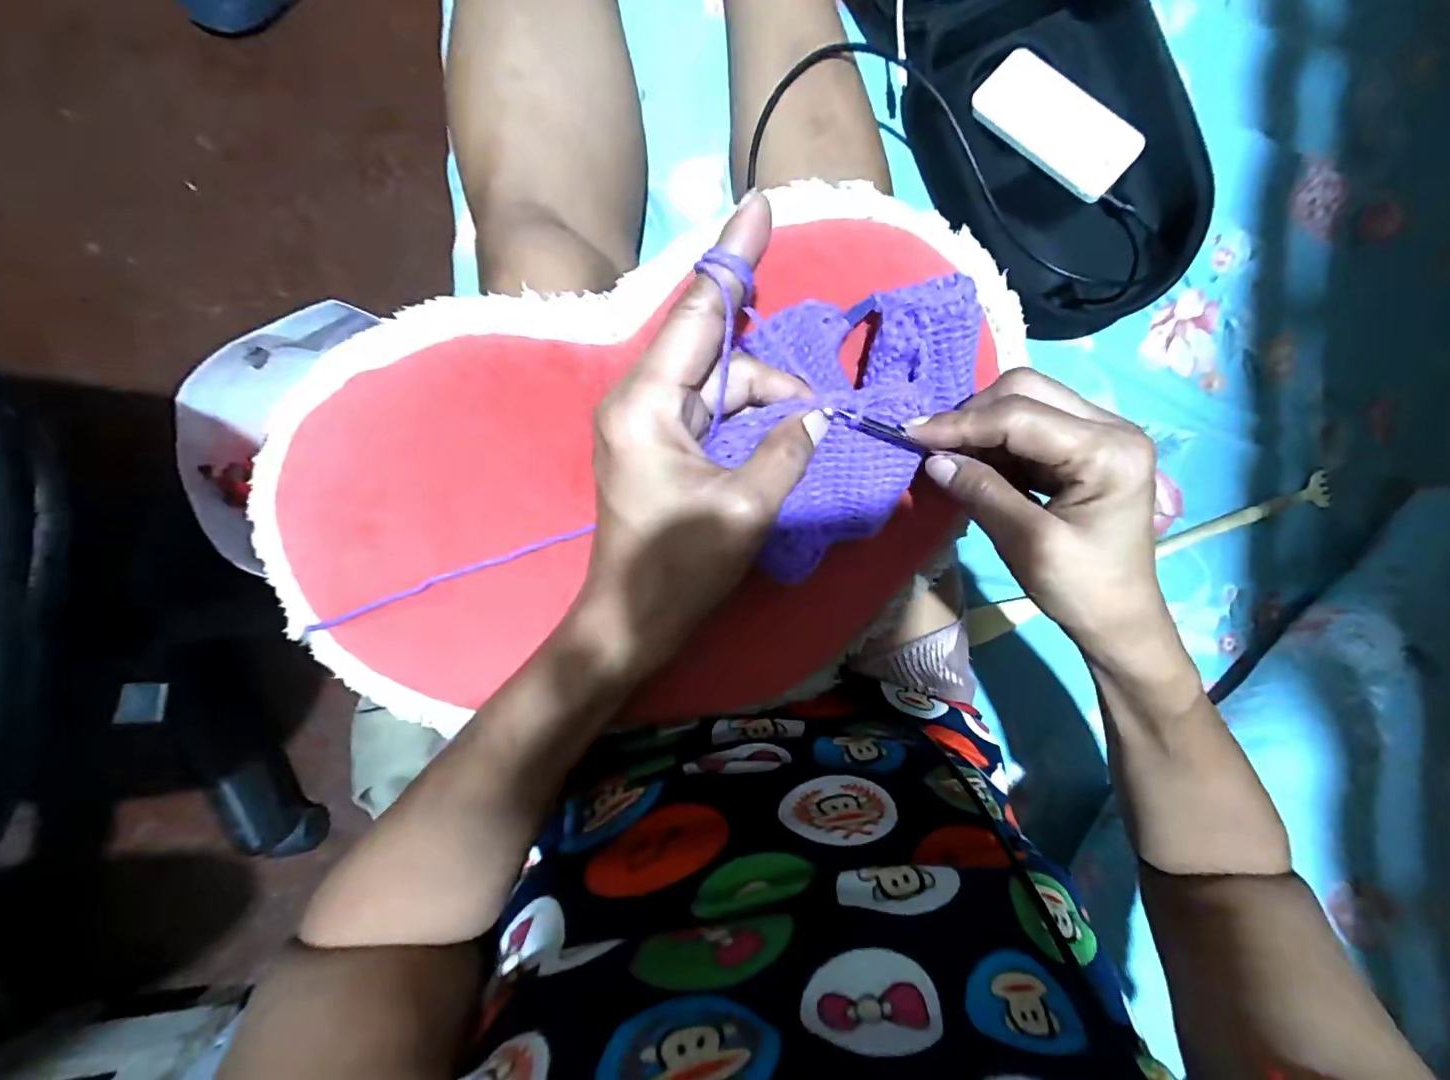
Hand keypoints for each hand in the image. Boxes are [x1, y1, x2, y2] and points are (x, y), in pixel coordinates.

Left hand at [574, 193, 825, 676]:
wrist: (630, 622)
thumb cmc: (678, 570)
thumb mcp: (745, 508)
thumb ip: (787, 450)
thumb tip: (819, 414)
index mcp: (648, 403)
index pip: (699, 313)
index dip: (733, 258)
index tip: (761, 205)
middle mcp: (641, 400)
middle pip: (718, 356)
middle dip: (773, 379)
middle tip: (820, 414)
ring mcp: (647, 424)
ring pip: (720, 388)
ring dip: (767, 408)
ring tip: (803, 442)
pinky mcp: (657, 448)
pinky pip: (712, 414)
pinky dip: (748, 423)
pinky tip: (780, 440)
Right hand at [909, 369, 1174, 668]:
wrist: (1118, 619)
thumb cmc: (1081, 588)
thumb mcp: (1028, 544)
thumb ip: (982, 494)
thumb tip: (933, 460)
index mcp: (1108, 451)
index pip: (1020, 416)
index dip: (961, 423)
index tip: (912, 435)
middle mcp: (1110, 428)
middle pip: (1026, 391)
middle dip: (972, 415)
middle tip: (933, 447)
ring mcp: (1100, 435)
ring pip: (1025, 403)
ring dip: (981, 427)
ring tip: (948, 457)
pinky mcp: (1084, 448)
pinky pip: (1029, 427)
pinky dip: (995, 442)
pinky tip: (974, 464)